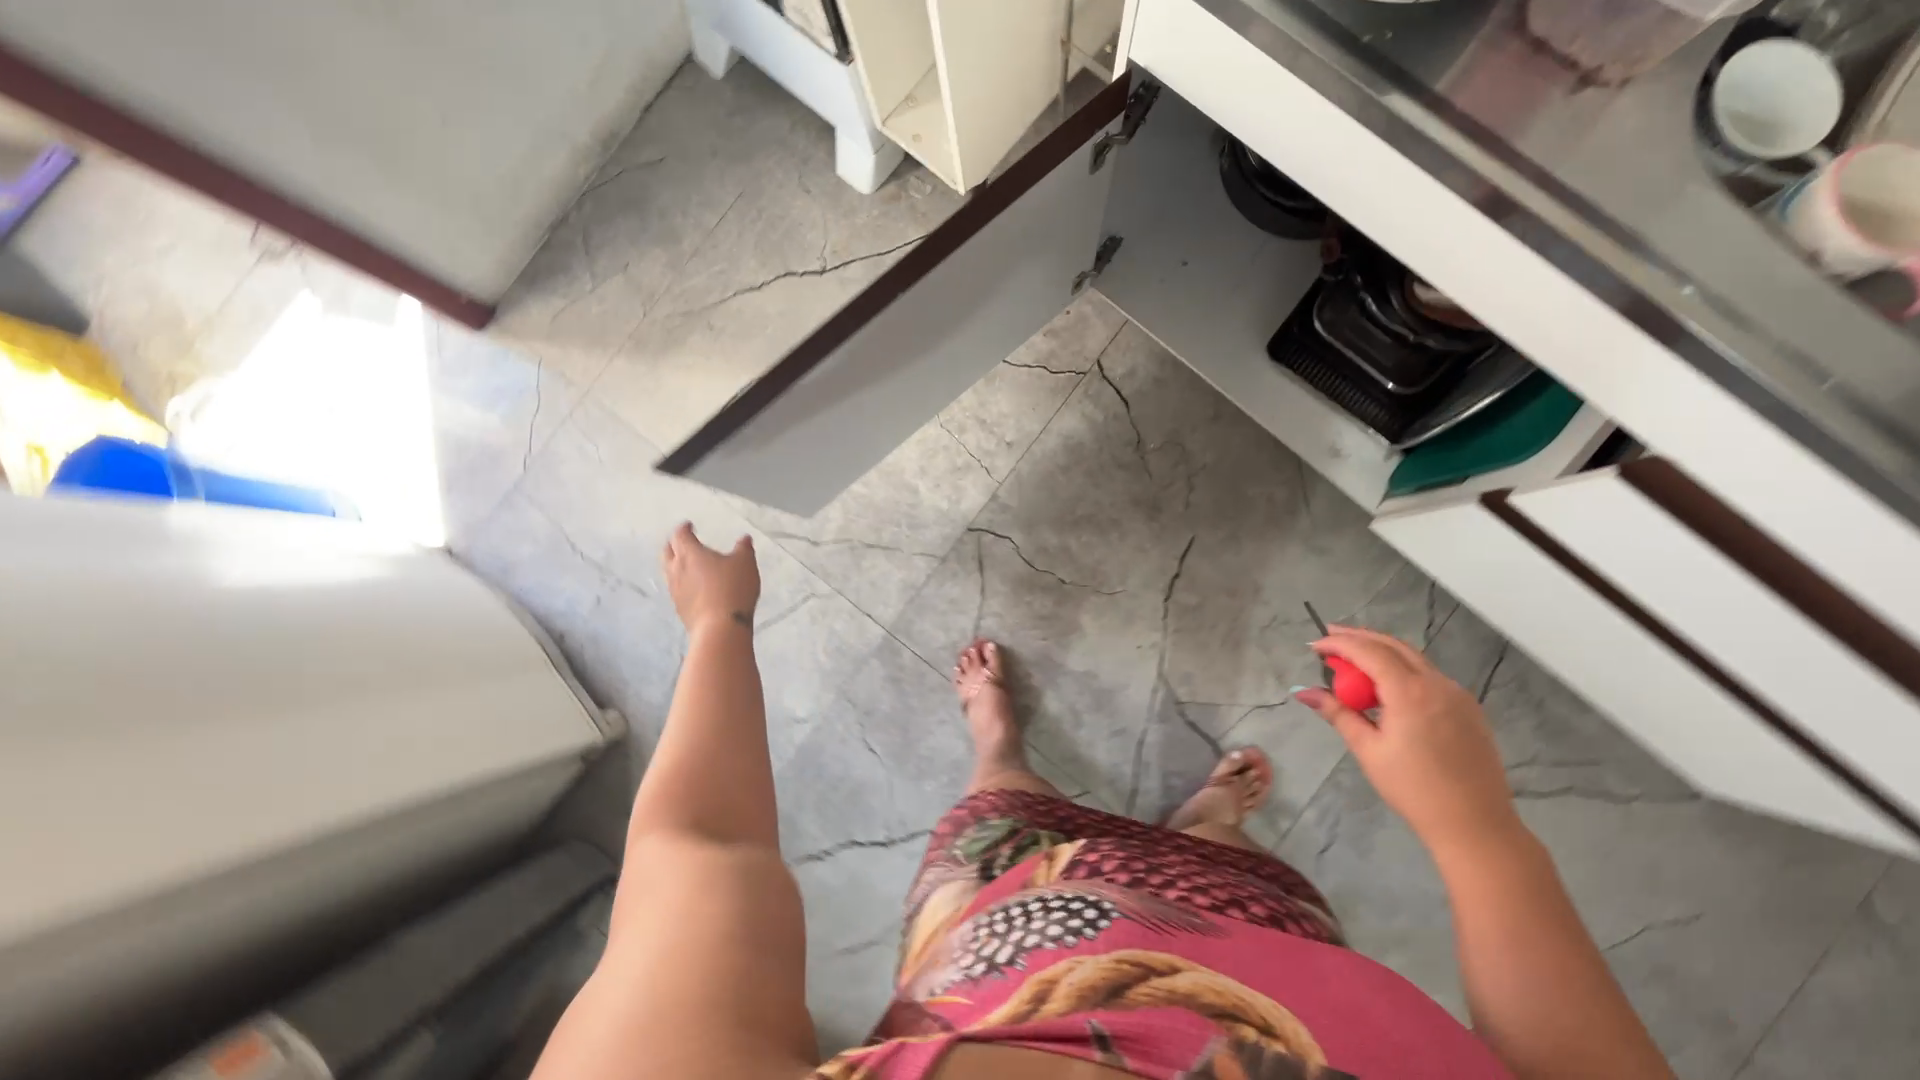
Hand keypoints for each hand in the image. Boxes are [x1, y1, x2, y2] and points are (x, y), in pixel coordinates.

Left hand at [661, 522, 759, 634]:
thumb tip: (744, 539)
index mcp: (690, 553)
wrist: (720, 627)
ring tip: (687, 564)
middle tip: (682, 542)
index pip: (680, 535)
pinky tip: (692, 587)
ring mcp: (675, 590)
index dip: (684, 528)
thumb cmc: (733, 588)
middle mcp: (677, 569)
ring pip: (669, 572)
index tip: (689, 525)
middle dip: (673, 544)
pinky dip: (682, 582)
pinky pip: (676, 589)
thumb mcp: (745, 564)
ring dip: (675, 564)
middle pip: (667, 552)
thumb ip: (744, 549)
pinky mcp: (679, 608)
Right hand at [1295, 627, 1520, 857]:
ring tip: (1354, 663)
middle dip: (1361, 637)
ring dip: (1383, 654)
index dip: (1340, 643)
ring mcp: (1458, 695)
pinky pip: (1430, 678)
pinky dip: (1404, 672)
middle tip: (1331, 637)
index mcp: (1411, 693)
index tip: (1315, 645)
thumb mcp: (1368, 750)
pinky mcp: (1469, 708)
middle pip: (1394, 646)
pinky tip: (1388, 690)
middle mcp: (1438, 684)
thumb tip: (1303, 692)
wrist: (1474, 823)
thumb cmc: (1413, 789)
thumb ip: (1338, 714)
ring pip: (1415, 660)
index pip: (1370, 652)